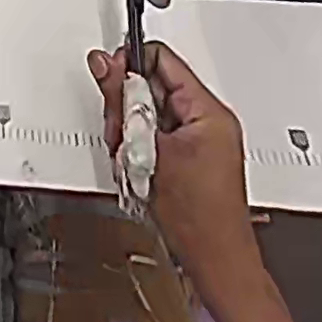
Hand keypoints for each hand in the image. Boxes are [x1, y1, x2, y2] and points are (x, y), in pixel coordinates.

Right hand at [88, 42, 251, 270]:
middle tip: (121, 130)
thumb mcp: (146, 148)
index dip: (130, 66)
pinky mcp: (191, 150)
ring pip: (149, 107)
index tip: (112, 81)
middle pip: (151, 83)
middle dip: (127, 105)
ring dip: (130, 127)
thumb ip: (122, 99)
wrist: (215, 263)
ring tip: (130, 153)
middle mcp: (207, 117)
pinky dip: (139, 142)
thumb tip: (105, 62)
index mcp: (206, 109)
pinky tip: (138, 162)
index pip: (160, 58)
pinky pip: (155, 128)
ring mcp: (199, 135)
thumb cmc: (196, 217)